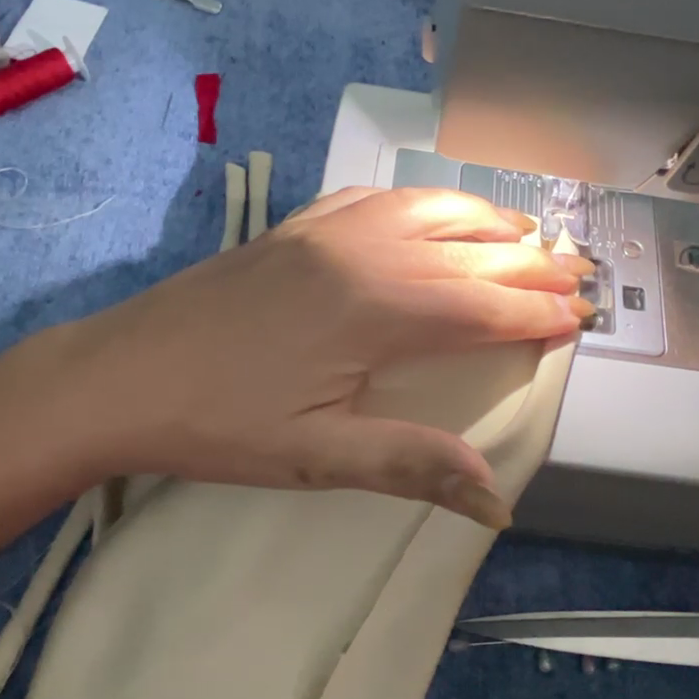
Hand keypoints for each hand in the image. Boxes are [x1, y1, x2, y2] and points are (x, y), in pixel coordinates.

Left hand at [54, 187, 595, 527]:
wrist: (117, 374)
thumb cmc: (218, 423)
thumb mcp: (315, 458)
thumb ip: (411, 464)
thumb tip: (498, 500)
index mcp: (376, 309)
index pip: (482, 307)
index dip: (536, 314)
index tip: (580, 319)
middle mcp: (362, 251)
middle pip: (469, 251)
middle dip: (530, 266)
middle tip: (578, 274)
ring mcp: (326, 229)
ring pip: (429, 208)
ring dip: (486, 223)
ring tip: (525, 239)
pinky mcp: (296, 225)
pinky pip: (378, 198)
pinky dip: (424, 203)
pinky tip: (429, 213)